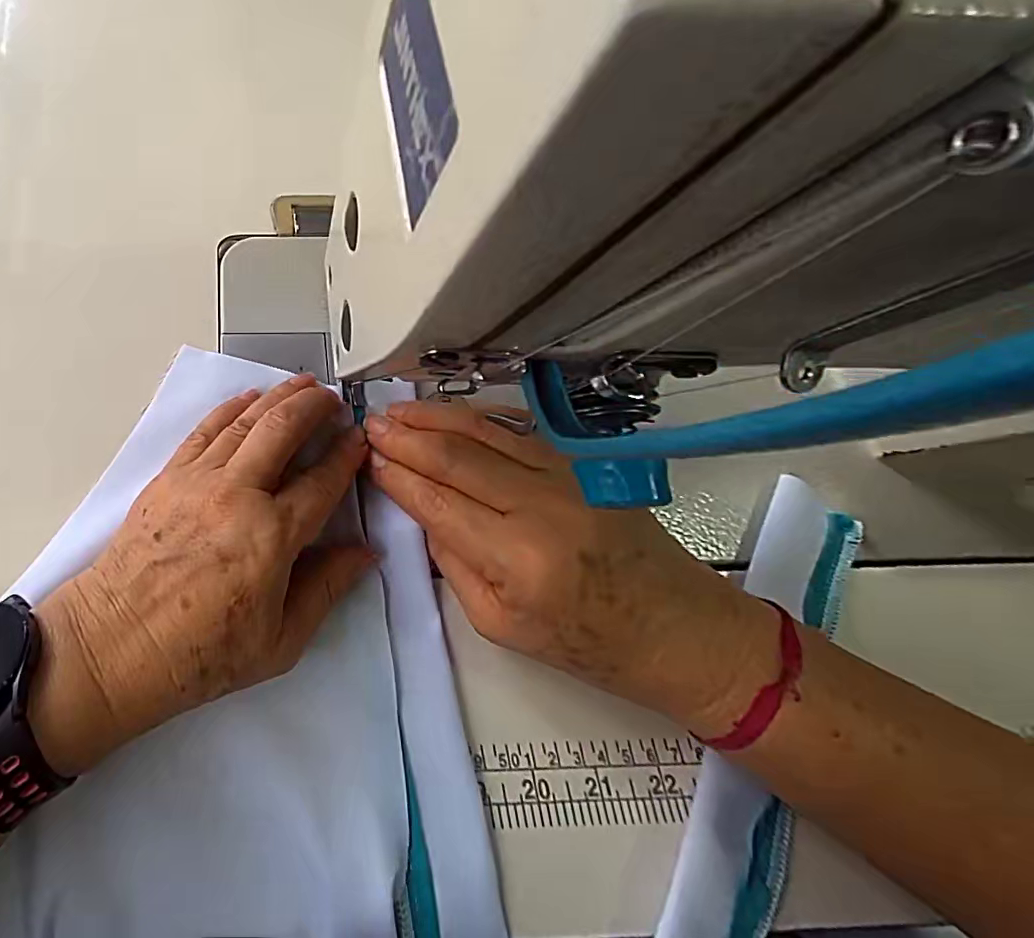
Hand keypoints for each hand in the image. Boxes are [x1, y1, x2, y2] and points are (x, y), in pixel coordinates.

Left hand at [30, 375, 375, 775]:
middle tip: (331, 399)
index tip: (358, 442)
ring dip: (275, 399)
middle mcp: (236, 496)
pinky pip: (203, 432)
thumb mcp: (280, 641)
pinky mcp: (166, 478)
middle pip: (282, 431)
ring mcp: (196, 482)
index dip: (346, 456)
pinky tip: (245, 401)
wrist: (119, 639)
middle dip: (313, 407)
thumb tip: (362, 552)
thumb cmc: (198, 652)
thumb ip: (325, 589)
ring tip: (299, 386)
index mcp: (272, 536)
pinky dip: (228, 410)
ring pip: (243, 423)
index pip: (322, 482)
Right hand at [361, 399, 780, 738]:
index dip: (396, 475)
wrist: (686, 634)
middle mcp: (544, 510)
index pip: (437, 501)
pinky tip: (447, 412)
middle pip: (456, 457)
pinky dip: (476, 417)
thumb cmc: (589, 642)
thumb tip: (425, 511)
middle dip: (405, 438)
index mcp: (518, 559)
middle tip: (370, 425)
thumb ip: (452, 563)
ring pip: (485, 433)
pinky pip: (518, 431)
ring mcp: (569, 481)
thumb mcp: (497, 622)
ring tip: (397, 411)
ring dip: (434, 418)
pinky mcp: (584, 469)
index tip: (367, 459)